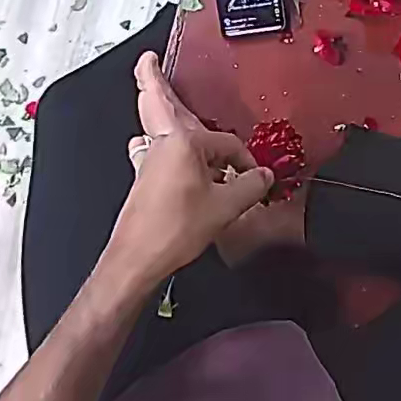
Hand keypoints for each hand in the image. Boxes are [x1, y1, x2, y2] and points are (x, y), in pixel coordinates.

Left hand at [100, 128, 272, 291]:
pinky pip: (176, 171)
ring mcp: (151, 160)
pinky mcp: (144, 178)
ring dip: (210, 178)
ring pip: (193, 161)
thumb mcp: (227, 205)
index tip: (258, 181)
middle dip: (230, 171)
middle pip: (212, 150)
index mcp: (185, 142)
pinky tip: (195, 203)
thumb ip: (253, 185)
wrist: (136, 259)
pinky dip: (190, 182)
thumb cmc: (176, 229)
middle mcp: (165, 144)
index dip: (250, 163)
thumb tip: (265, 175)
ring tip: (219, 203)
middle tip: (240, 194)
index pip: (230, 143)